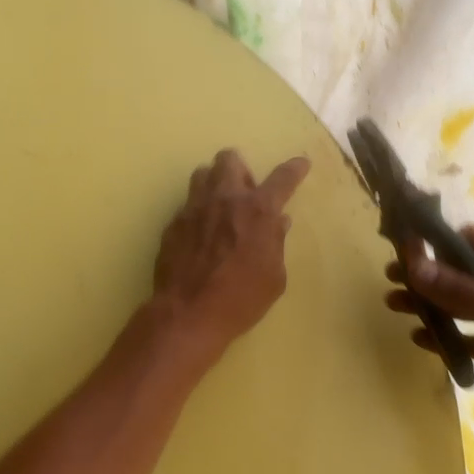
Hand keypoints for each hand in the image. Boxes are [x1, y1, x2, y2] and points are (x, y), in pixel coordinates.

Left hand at [152, 149, 310, 353]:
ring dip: (214, 184)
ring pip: (202, 174)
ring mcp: (194, 208)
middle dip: (241, 170)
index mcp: (258, 210)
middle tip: (246, 194)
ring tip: (219, 207)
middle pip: (230, 159)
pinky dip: (198, 212)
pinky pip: (187, 204)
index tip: (301, 164)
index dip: (295, 168)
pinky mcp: (173, 224)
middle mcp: (224, 199)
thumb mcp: (274, 277)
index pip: (283, 178)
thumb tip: (278, 222)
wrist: (188, 314)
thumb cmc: (241, 299)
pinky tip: (200, 235)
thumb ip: (276, 243)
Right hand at [386, 227, 473, 419]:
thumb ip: (460, 290)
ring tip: (394, 306)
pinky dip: (447, 337)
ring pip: (460, 304)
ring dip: (430, 305)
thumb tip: (414, 265)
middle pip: (459, 272)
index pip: (469, 240)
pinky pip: (469, 337)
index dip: (436, 241)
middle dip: (425, 275)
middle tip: (391, 279)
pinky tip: (421, 341)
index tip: (404, 249)